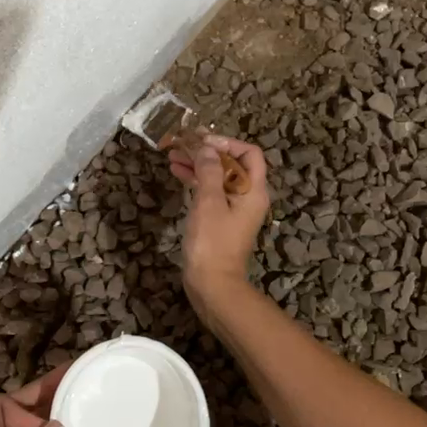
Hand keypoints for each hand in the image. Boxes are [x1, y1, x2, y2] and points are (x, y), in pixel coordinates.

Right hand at [169, 133, 269, 301]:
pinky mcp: (220, 218)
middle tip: (183, 142)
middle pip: (232, 163)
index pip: (249, 153)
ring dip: (198, 163)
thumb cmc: (212, 242)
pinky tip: (176, 171)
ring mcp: (234, 208)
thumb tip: (207, 148)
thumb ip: (209, 171)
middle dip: (207, 151)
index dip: (228, 143)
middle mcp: (248, 196)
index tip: (203, 142)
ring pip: (218, 176)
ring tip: (173, 154)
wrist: (212, 284)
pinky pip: (210, 190)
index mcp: (254, 190)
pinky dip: (196, 179)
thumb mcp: (209, 202)